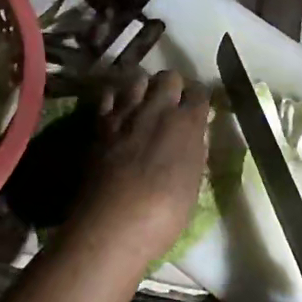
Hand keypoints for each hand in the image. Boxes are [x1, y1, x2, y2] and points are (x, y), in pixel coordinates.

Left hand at [66, 69, 210, 266]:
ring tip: (145, 101)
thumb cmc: (164, 214)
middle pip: (169, 76)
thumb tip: (195, 136)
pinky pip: (109, 95)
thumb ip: (194, 152)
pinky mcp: (101, 123)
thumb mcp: (192, 184)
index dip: (199, 97)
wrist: (112, 225)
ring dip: (144, 86)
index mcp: (187, 123)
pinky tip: (118, 110)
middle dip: (173, 85)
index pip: (200, 91)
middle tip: (173, 103)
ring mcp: (126, 112)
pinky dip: (115, 97)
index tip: (198, 108)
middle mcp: (158, 108)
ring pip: (138, 77)